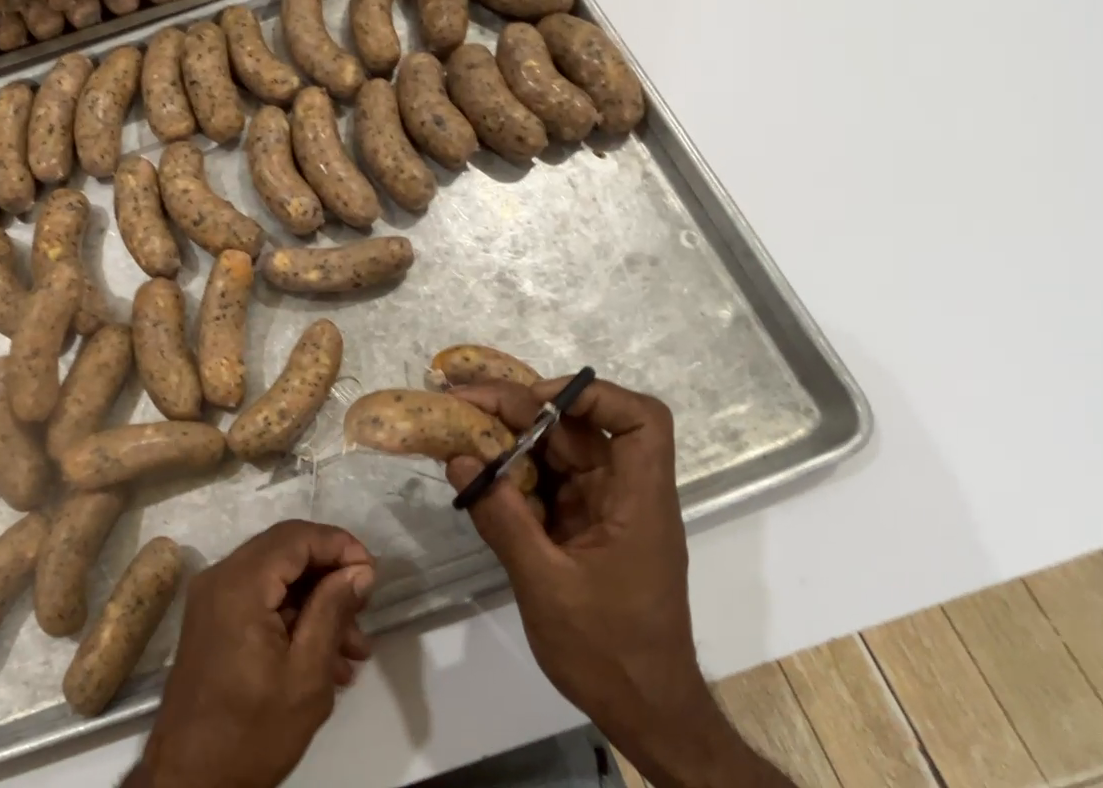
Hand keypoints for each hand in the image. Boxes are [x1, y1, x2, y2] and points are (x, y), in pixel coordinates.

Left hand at [123, 520, 375, 787]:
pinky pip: (258, 599)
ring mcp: (211, 599)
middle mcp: (219, 578)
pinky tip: (325, 658)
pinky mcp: (211, 620)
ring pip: (274, 576)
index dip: (339, 545)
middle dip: (330, 575)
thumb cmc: (252, 731)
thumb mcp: (306, 674)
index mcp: (239, 585)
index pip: (295, 537)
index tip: (372, 574)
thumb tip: (359, 568)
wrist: (192, 779)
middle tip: (364, 611)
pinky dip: (291, 616)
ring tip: (354, 649)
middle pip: (284, 551)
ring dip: (315, 601)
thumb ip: (333, 611)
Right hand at [449, 378, 792, 787]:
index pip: (640, 420)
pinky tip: (476, 473)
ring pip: (560, 453)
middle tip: (463, 401)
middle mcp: (624, 495)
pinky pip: (548, 484)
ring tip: (459, 427)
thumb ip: (502, 519)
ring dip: (512, 439)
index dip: (593, 394)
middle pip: (582, 429)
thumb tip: (459, 460)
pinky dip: (513, 474)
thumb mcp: (545, 584)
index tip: (534, 399)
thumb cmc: (607, 649)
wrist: (642, 708)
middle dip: (523, 410)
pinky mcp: (583, 529)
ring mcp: (604, 512)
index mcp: (638, 501)